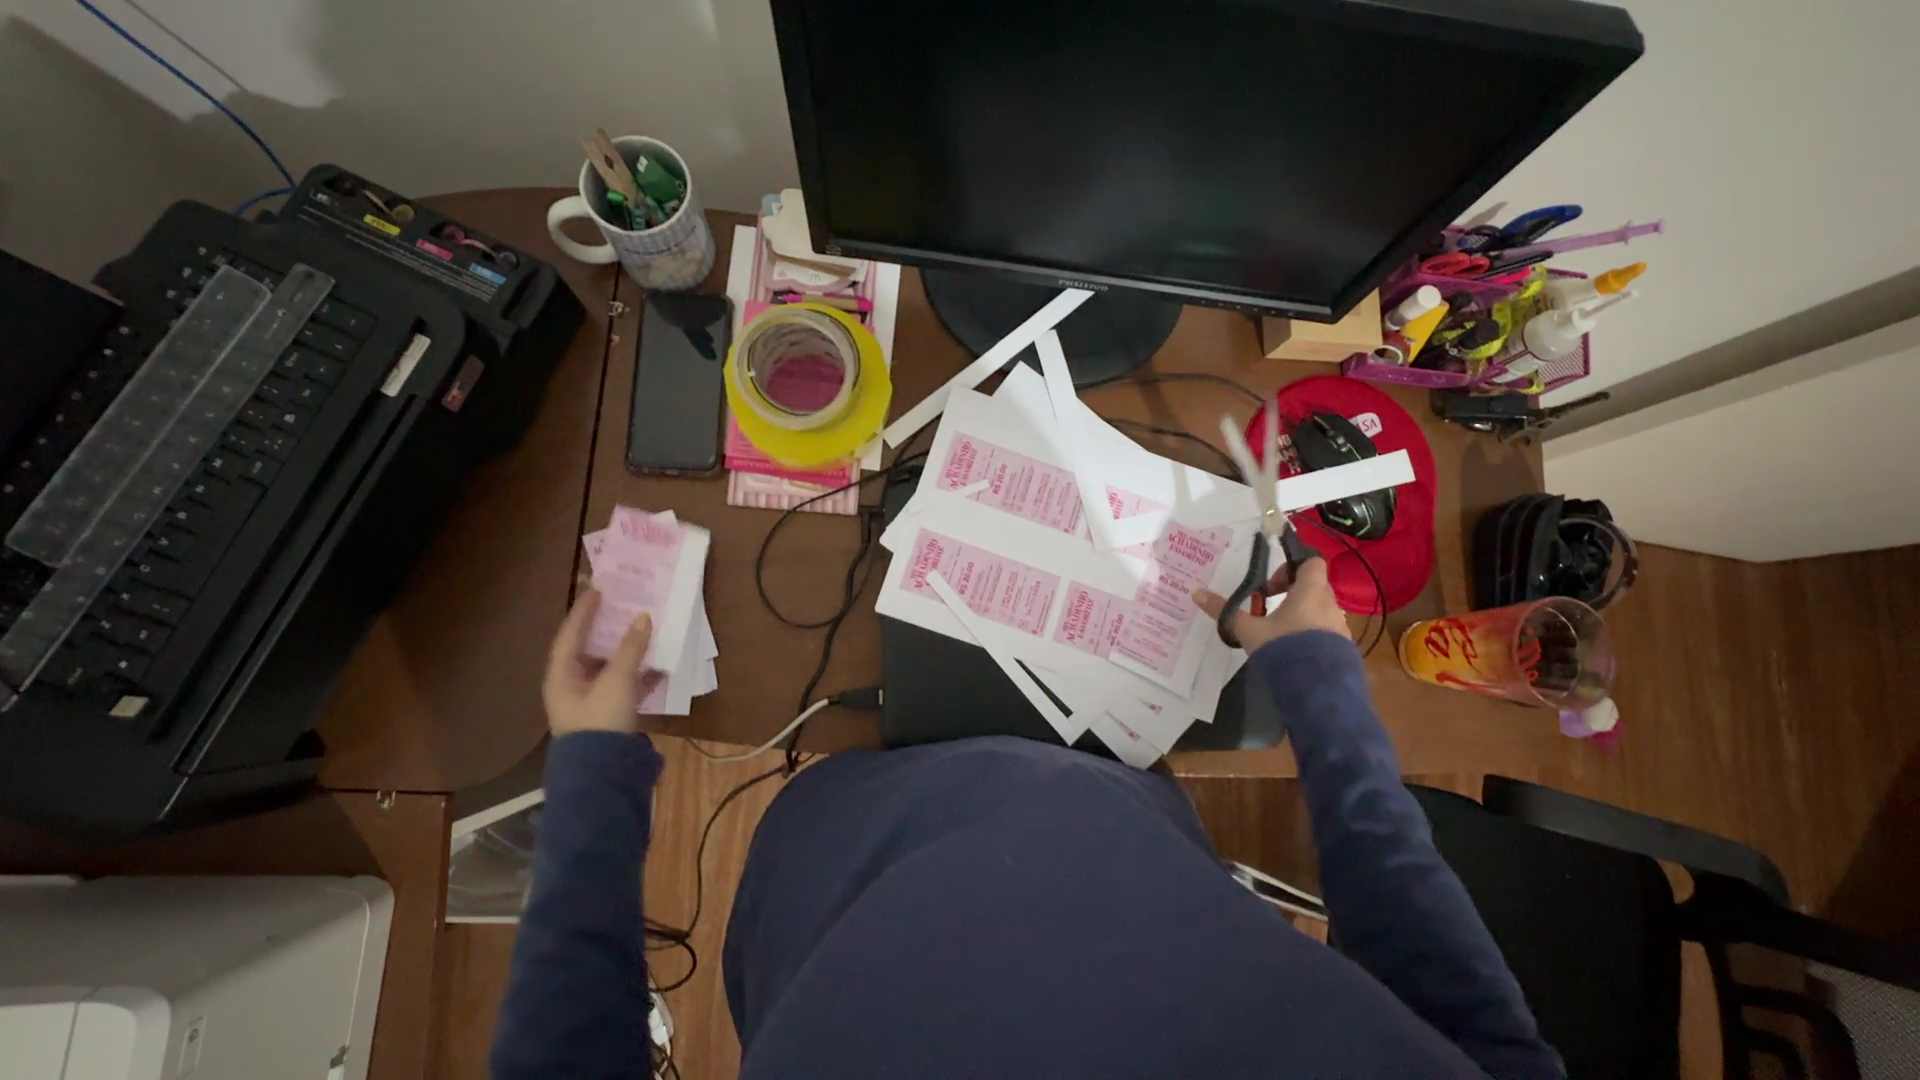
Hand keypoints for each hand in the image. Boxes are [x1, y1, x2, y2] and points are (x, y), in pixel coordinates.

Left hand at [543, 589, 658, 736]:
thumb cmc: (601, 720)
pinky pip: (621, 686)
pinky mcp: (606, 716)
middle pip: (587, 649)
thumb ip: (630, 648)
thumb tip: (642, 617)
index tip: (597, 589)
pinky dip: (636, 674)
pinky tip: (656, 668)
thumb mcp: (617, 680)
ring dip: (624, 651)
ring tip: (641, 631)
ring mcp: (588, 702)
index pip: (570, 634)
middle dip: (605, 629)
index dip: (583, 611)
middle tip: (621, 606)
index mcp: (562, 675)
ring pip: (606, 668)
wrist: (602, 773)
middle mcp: (570, 686)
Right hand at [1192, 557, 1350, 653]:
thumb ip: (1226, 612)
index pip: (1312, 562)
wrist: (1316, 691)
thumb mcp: (1248, 630)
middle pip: (1314, 586)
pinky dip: (1311, 633)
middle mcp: (1330, 605)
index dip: (1293, 565)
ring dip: (1302, 613)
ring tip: (1279, 630)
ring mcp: (1340, 627)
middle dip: (1292, 591)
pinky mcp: (1343, 648)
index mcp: (1310, 592)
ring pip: (1320, 609)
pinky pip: (1327, 631)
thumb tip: (1197, 593)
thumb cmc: (1282, 649)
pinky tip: (1294, 650)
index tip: (1272, 583)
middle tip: (1270, 604)